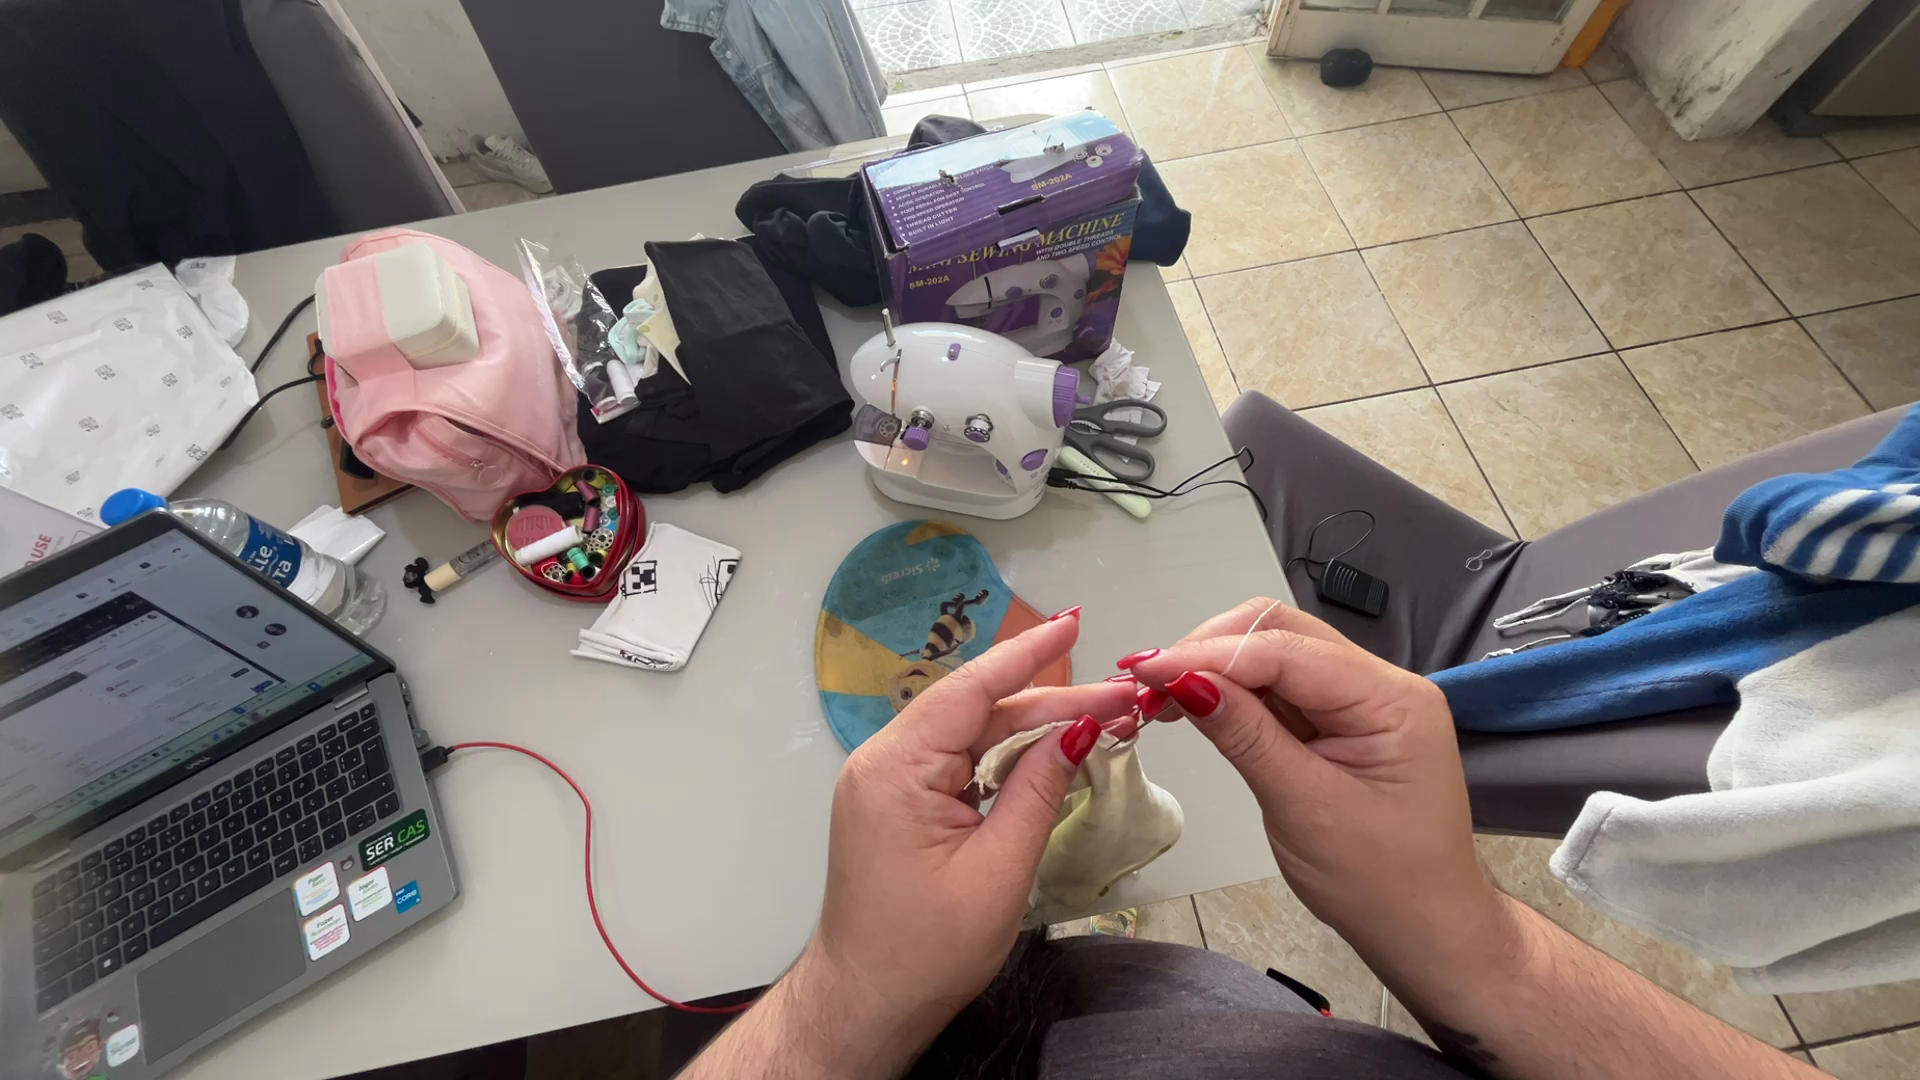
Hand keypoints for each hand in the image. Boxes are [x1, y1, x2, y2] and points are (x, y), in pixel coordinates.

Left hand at [791, 613, 1136, 1076]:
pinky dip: (1007, 755)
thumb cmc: (925, 952)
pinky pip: (962, 759)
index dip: (1027, 653)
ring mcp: (891, 777)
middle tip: (1117, 696)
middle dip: (1050, 701)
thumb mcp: (997, 872)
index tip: (1073, 621)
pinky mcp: (902, 796)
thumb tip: (1077, 732)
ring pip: (974, 733)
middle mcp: (886, 759)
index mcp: (897, 768)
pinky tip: (1050, 750)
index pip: (970, 690)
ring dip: (1034, 727)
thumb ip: (1038, 791)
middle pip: (979, 710)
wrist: (865, 1005)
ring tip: (1099, 717)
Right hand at [1124, 599, 1500, 965]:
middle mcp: (1375, 680)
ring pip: (1268, 649)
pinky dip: (1225, 687)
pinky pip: (1270, 682)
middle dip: (1209, 647)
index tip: (1146, 671)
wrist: (1422, 929)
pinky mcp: (1330, 714)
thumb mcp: (1304, 808)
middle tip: (1151, 680)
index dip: (1209, 654)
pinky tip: (1191, 702)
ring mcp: (1353, 695)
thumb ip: (1245, 735)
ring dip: (1211, 664)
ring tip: (1160, 693)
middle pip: (1278, 629)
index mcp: (1390, 698)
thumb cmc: (1377, 881)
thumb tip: (1183, 681)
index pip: (1285, 651)